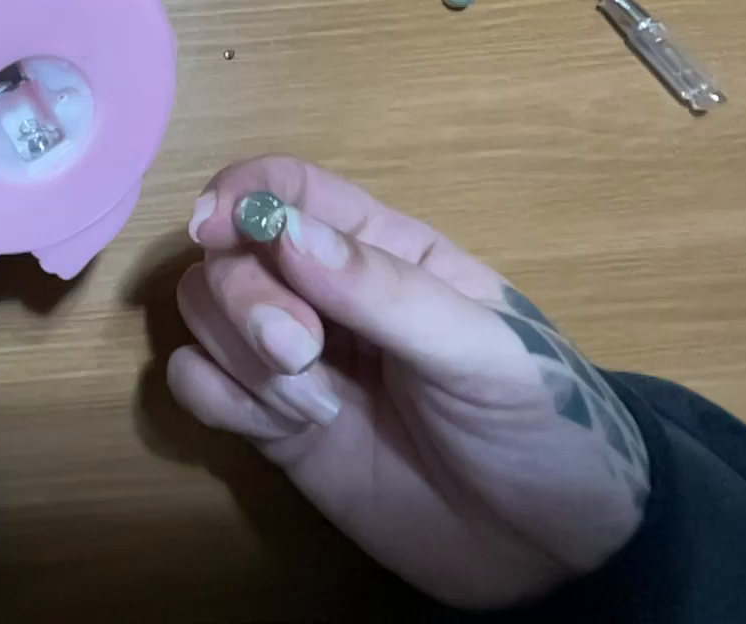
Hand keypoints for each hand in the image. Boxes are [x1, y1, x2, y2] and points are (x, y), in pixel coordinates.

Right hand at [170, 156, 648, 609]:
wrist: (553, 559)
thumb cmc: (543, 429)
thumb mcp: (484, 352)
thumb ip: (381, 289)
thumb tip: (280, 230)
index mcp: (373, 249)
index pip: (283, 186)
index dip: (238, 192)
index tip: (213, 225)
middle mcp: (313, 291)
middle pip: (225, 254)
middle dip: (245, 300)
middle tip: (299, 353)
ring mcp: (283, 354)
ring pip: (200, 310)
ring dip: (238, 356)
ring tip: (314, 407)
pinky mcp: (261, 414)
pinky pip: (192, 379)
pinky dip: (215, 397)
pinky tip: (276, 428)